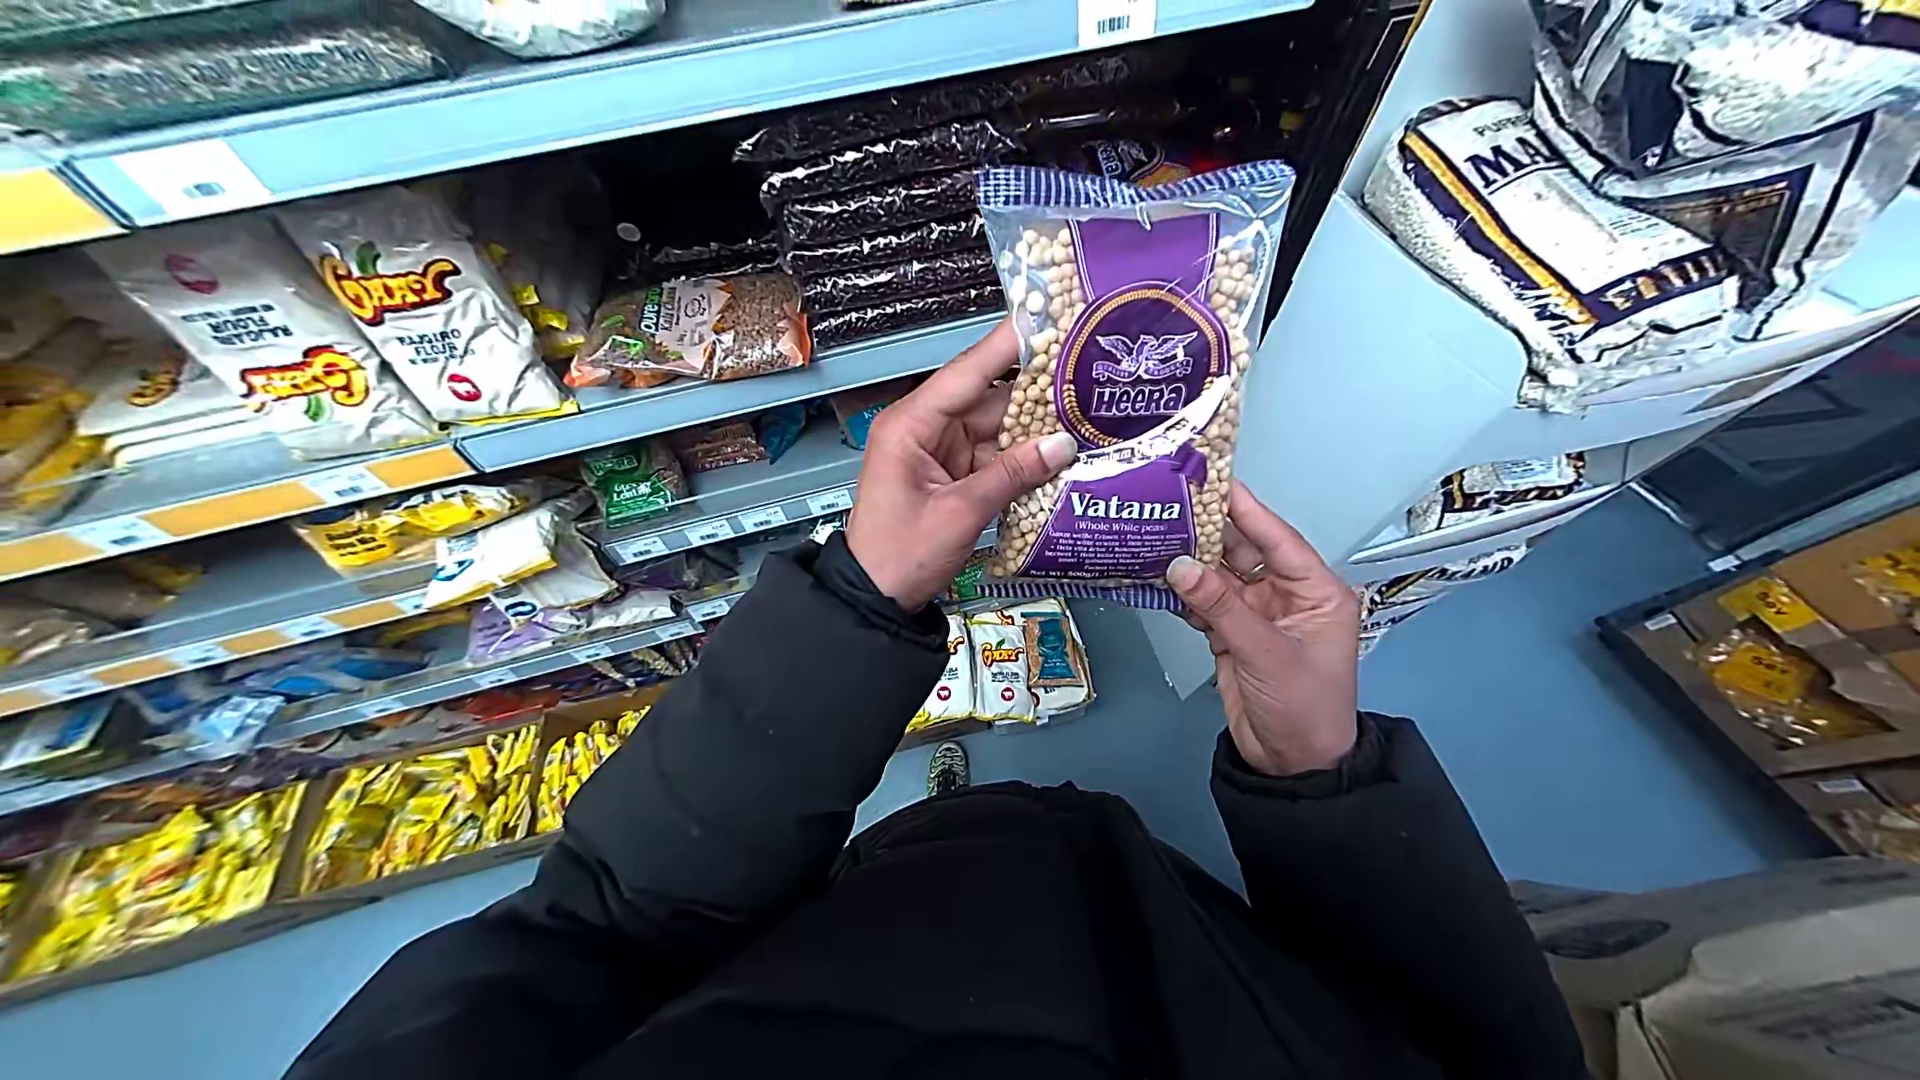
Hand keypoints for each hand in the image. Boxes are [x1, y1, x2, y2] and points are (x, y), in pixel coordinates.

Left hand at [847, 320, 1077, 610]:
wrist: (876, 596)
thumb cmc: (899, 555)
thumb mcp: (961, 513)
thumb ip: (1013, 474)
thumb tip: (1061, 445)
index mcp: (912, 425)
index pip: (968, 371)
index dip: (1009, 344)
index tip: (1047, 317)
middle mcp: (925, 429)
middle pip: (988, 398)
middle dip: (1036, 393)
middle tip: (1085, 376)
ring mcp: (940, 451)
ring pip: (996, 427)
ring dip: (1034, 429)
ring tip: (1083, 415)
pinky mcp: (952, 474)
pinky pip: (994, 455)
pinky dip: (1022, 458)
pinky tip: (1058, 454)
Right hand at [1166, 480, 1359, 775]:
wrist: (1290, 763)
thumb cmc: (1302, 707)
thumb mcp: (1265, 652)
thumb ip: (1220, 606)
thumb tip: (1177, 564)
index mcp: (1314, 592)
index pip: (1277, 539)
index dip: (1246, 510)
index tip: (1215, 480)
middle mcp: (1285, 596)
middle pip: (1244, 553)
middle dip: (1209, 532)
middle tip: (1170, 504)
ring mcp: (1256, 614)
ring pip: (1219, 576)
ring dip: (1190, 562)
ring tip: (1155, 535)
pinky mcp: (1232, 633)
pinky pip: (1204, 602)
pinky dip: (1183, 593)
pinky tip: (1158, 577)